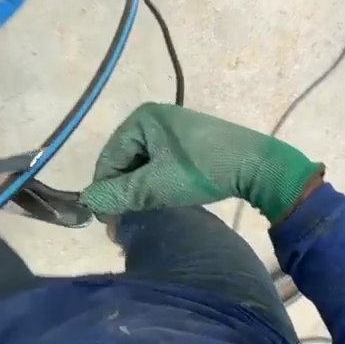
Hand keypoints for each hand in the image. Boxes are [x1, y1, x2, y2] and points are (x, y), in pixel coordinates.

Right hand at [80, 103, 321, 223]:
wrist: (258, 167)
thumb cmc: (202, 171)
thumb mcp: (156, 186)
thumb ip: (118, 195)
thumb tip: (86, 202)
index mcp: (142, 118)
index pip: (108, 159)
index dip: (104, 191)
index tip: (109, 222)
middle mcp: (154, 118)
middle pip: (124, 162)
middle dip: (122, 193)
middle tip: (124, 225)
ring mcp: (173, 130)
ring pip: (142, 167)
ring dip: (139, 192)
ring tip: (143, 216)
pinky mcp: (189, 143)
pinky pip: (160, 165)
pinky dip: (156, 185)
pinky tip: (162, 202)